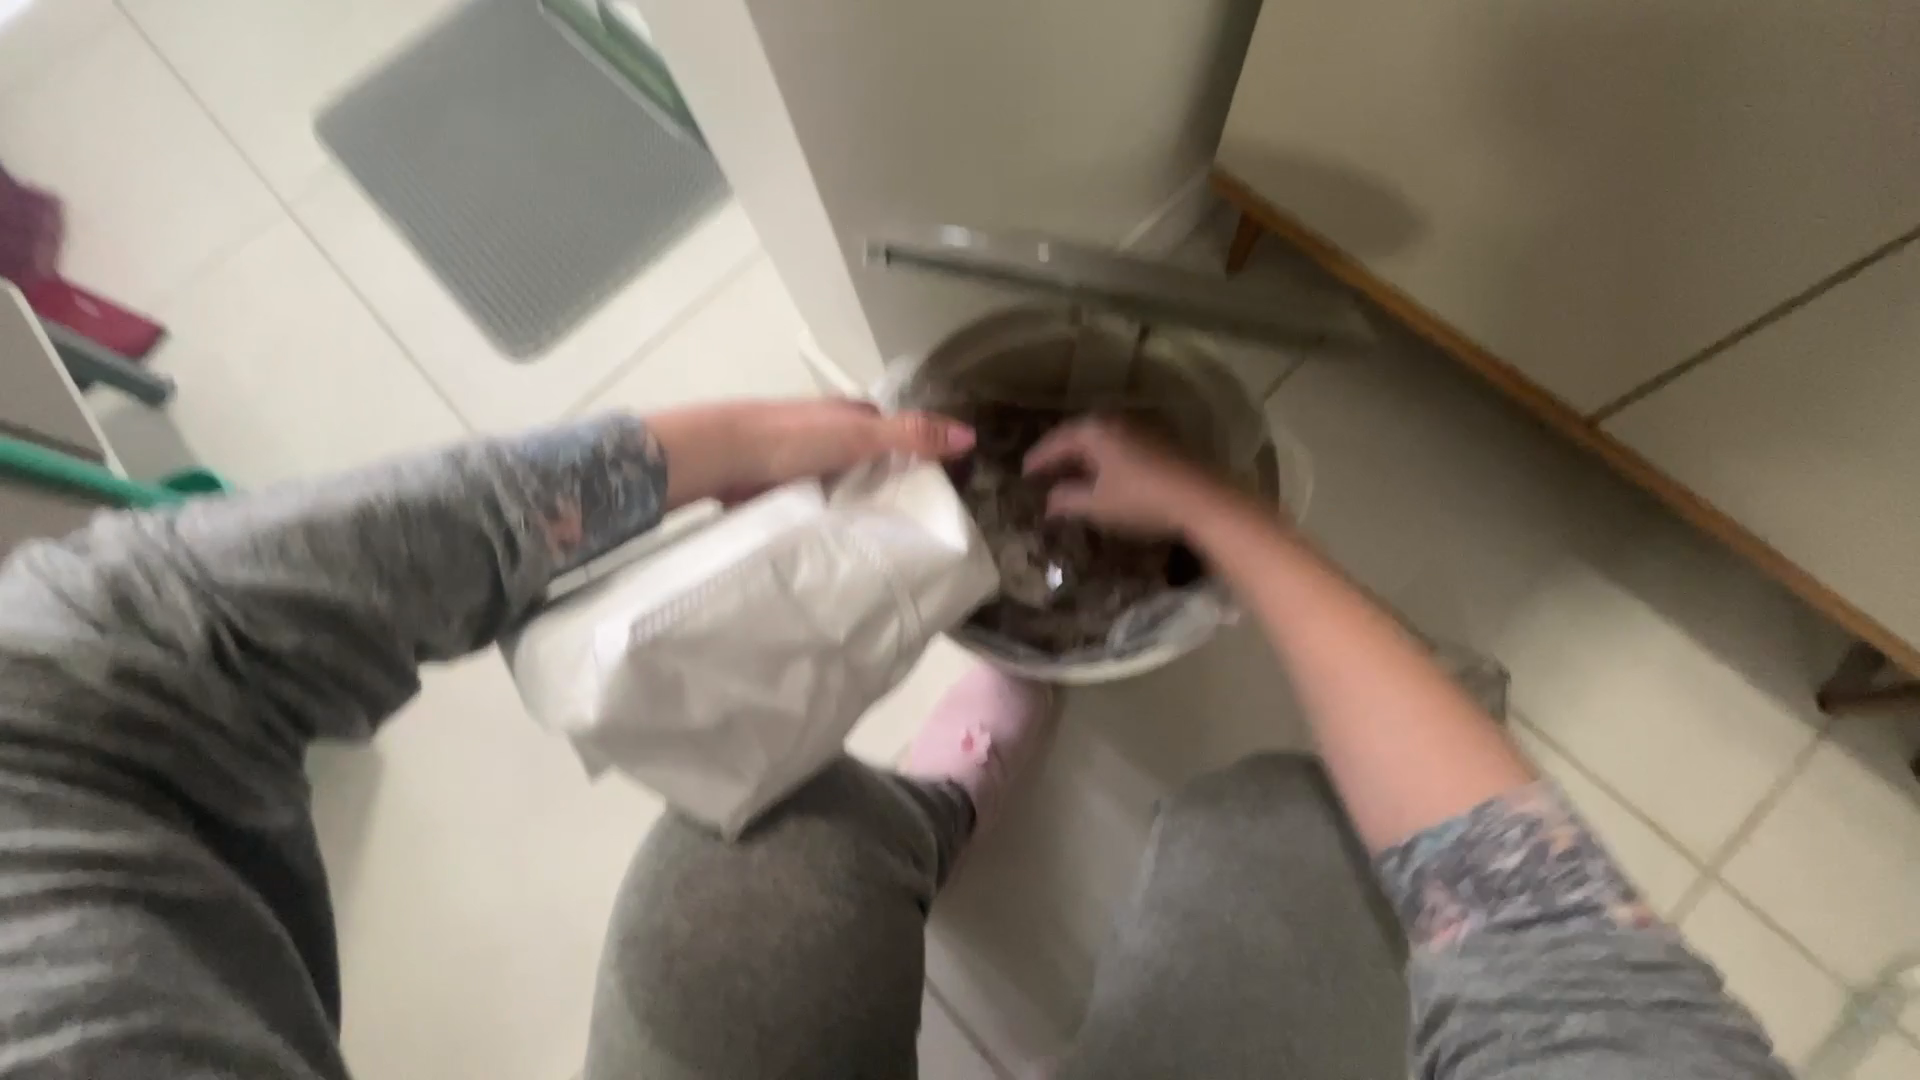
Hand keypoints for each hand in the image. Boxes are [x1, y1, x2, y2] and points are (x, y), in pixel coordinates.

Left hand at [651, 399, 974, 508]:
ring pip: (844, 483)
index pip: (894, 433)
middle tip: (913, 524)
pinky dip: (832, 515)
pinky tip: (843, 537)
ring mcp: (803, 460)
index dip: (917, 456)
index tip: (935, 490)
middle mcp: (828, 433)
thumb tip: (970, 436)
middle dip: (887, 485)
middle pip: (870, 461)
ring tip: (884, 539)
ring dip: (858, 503)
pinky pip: (820, 502)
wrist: (724, 457)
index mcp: (849, 413)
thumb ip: (912, 436)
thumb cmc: (795, 439)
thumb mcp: (862, 435)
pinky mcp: (783, 485)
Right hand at [1022, 417, 1246, 537]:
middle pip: (1079, 435)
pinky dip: (1106, 460)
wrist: (1201, 499)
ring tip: (1072, 475)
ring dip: (1085, 457)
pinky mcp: (1161, 442)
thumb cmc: (1140, 500)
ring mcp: (1142, 428)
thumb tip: (1048, 502)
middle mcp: (1116, 421)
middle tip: (1044, 472)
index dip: (1038, 459)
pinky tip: (1105, 477)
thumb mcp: (1096, 505)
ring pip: (1102, 440)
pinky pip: (1121, 446)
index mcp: (1094, 431)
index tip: (1023, 473)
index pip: (1056, 441)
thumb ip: (1066, 500)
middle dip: (1061, 455)